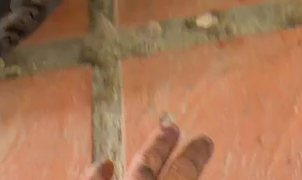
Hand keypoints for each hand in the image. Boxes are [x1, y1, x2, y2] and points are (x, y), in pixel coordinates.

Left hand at [81, 120, 214, 179]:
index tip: (205, 141)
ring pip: (127, 169)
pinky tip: (103, 163)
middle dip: (163, 146)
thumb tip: (188, 173)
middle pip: (151, 164)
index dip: (196, 156)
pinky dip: (96, 175)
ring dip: (142, 153)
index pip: (184, 172)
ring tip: (153, 138)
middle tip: (175, 127)